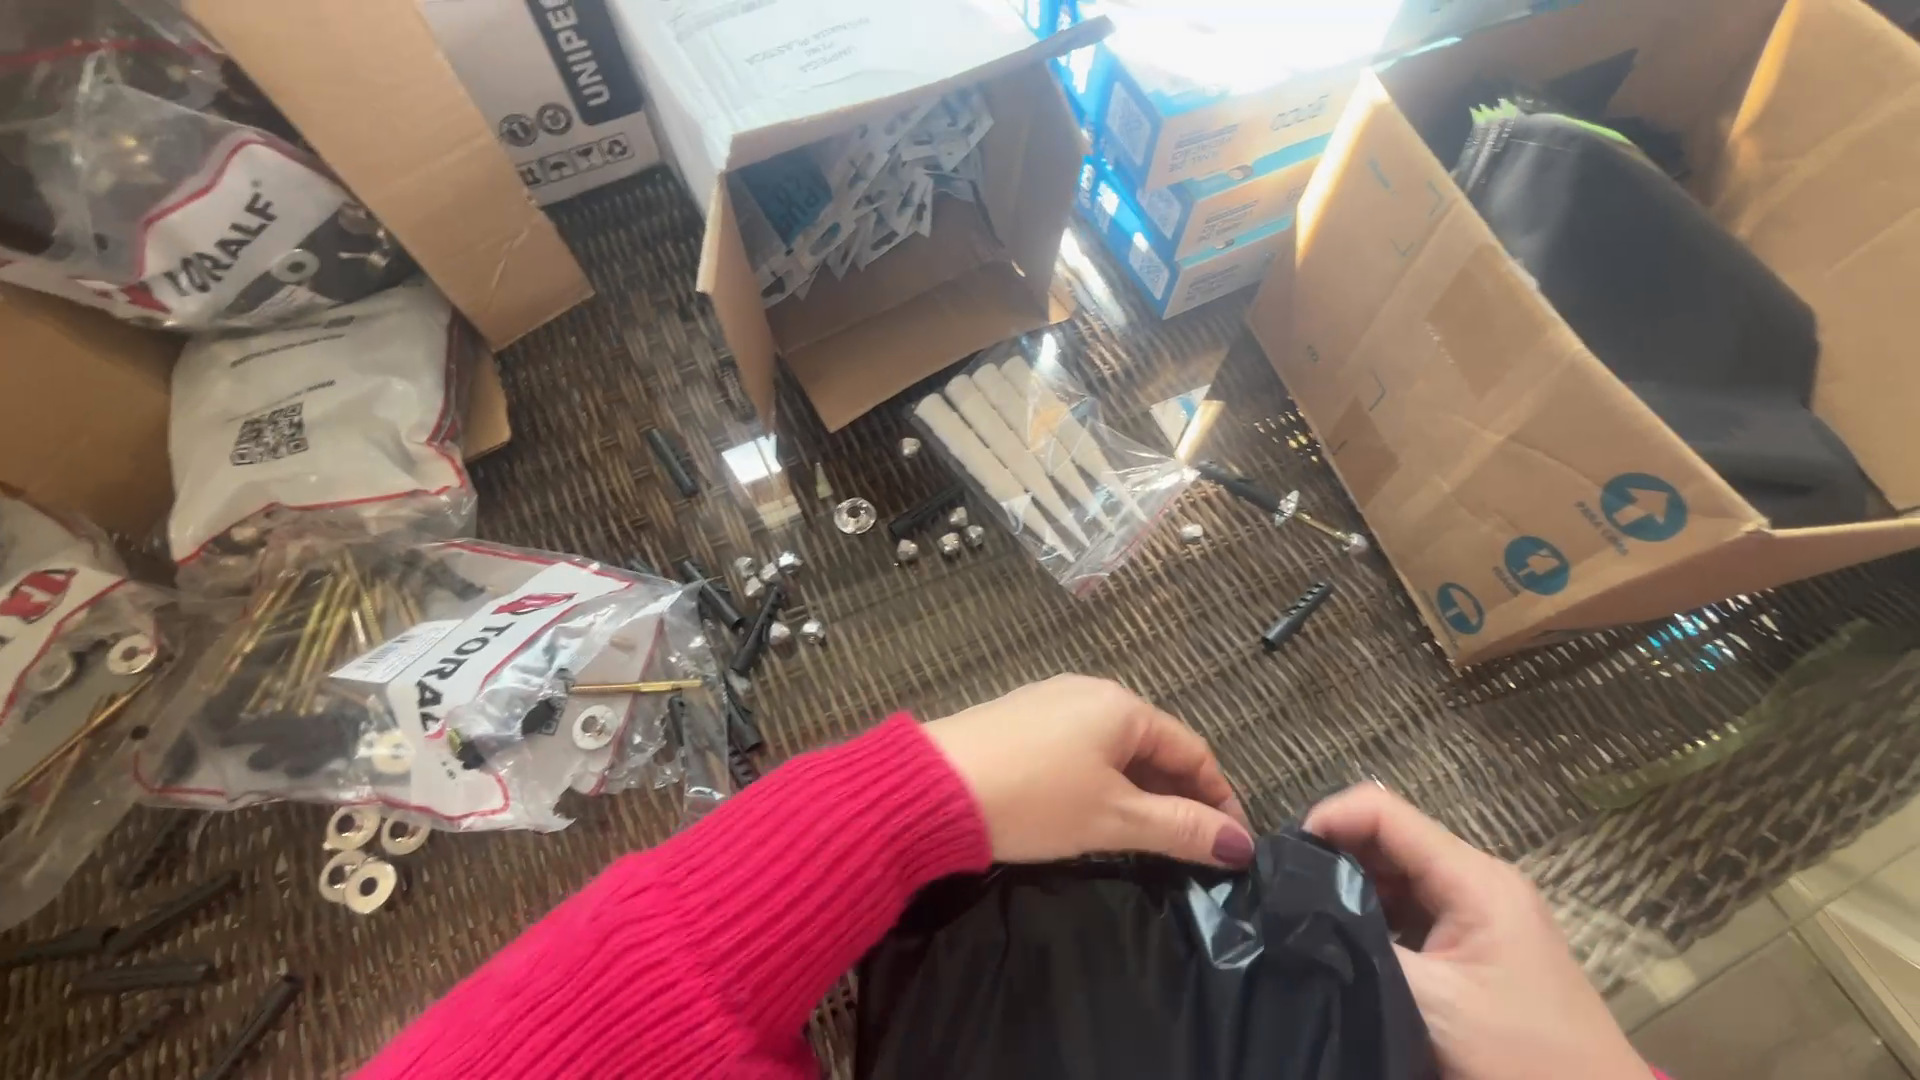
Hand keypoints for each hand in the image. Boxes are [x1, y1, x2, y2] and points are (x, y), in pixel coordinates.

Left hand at [923, 675, 1254, 866]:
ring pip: (1114, 747)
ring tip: (1148, 836)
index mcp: (1121, 706)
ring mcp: (1050, 701)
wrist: (933, 787)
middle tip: (1193, 847)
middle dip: (1178, 794)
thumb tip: (1239, 845)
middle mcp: (1089, 691)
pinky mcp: (1020, 719)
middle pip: (1152, 744)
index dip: (1218, 798)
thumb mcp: (1114, 818)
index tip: (1233, 846)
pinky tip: (1092, 809)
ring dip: (1139, 788)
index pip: (1191, 749)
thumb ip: (1180, 828)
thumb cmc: (1036, 799)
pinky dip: (1100, 778)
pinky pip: (1079, 747)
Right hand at [1307, 786, 1647, 1079]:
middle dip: (1331, 853)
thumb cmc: (1522, 1061)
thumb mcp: (1429, 1004)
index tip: (1285, 861)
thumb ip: (1357, 945)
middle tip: (1288, 892)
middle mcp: (1477, 877)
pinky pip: (1409, 901)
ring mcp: (1479, 906)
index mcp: (1473, 878)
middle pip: (1385, 833)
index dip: (1326, 819)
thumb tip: (1290, 912)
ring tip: (1308, 915)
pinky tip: (1347, 939)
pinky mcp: (1476, 936)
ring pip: (1393, 867)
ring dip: (1348, 884)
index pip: (1380, 810)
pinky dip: (1372, 911)